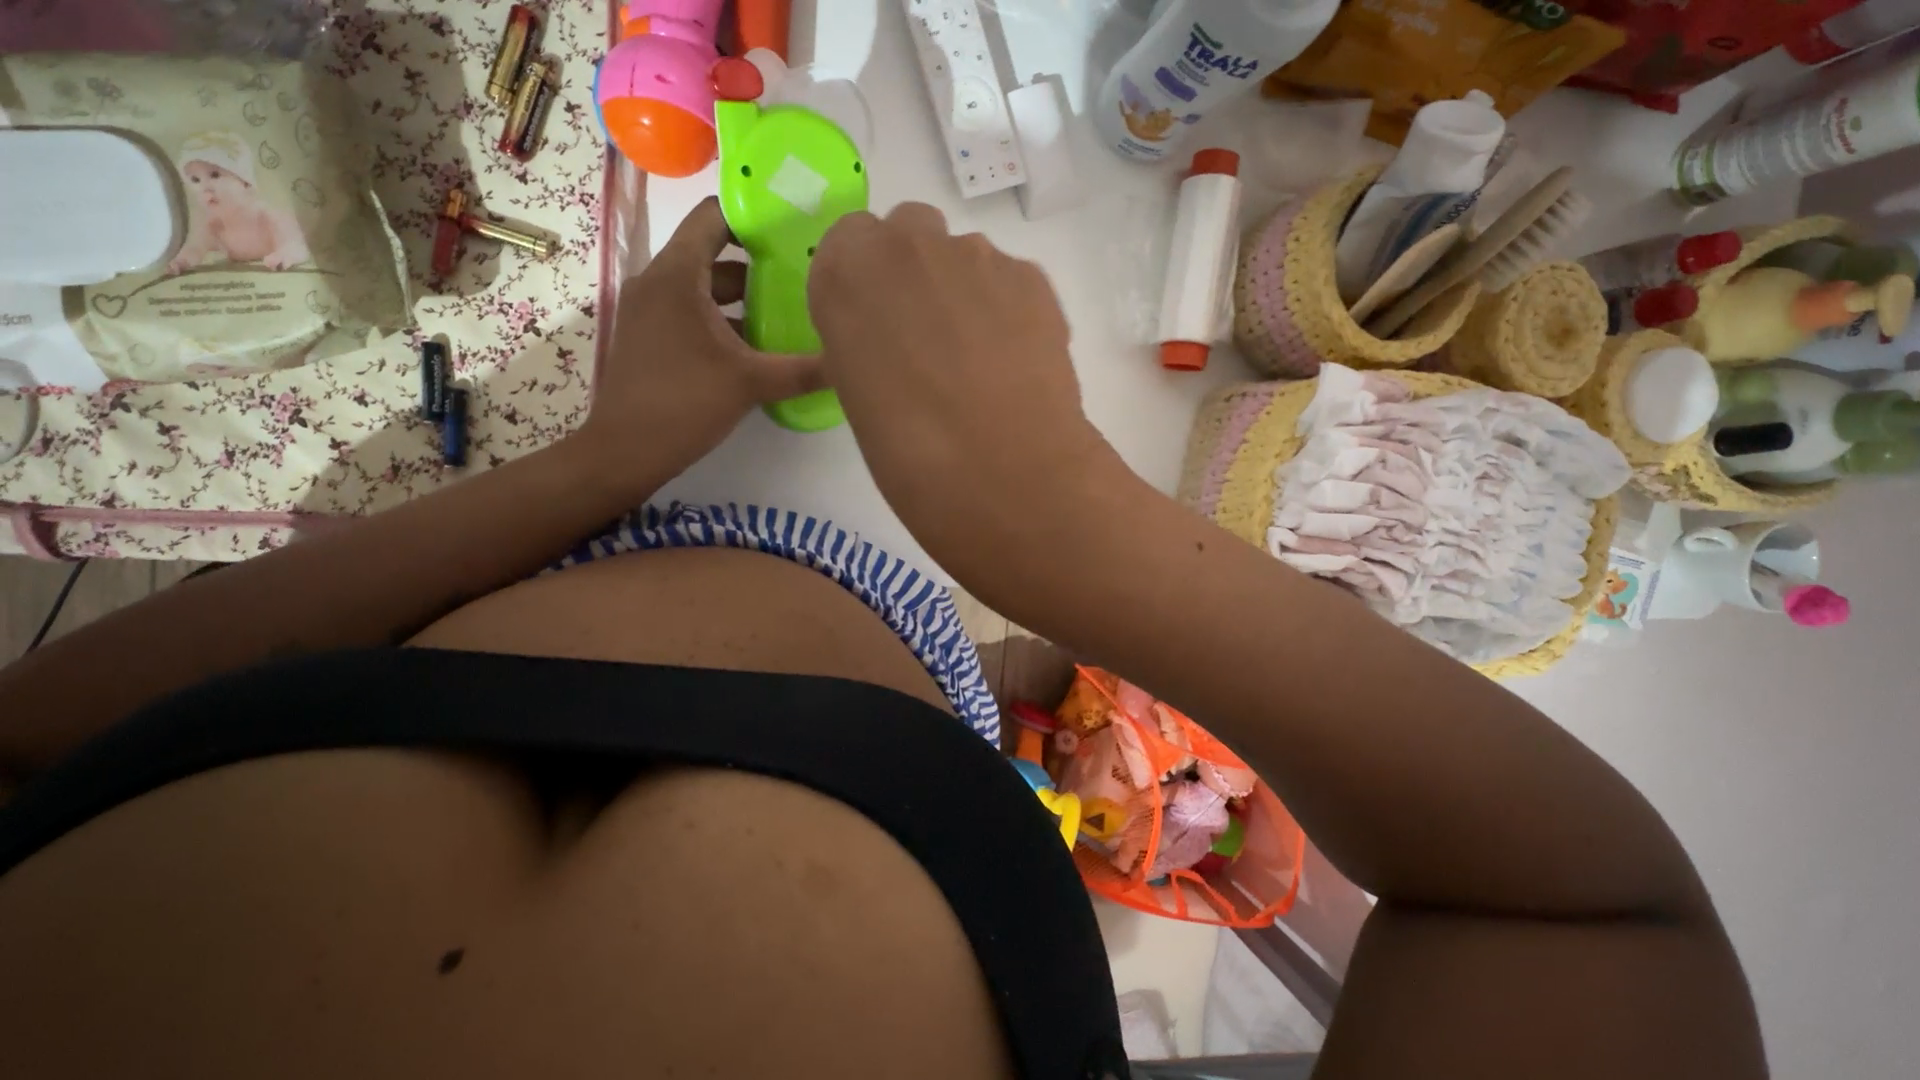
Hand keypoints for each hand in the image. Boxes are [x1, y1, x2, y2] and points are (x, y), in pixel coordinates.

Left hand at [575, 197, 822, 492]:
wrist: (624, 451)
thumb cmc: (683, 404)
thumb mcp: (751, 383)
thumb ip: (803, 369)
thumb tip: (850, 359)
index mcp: (676, 275)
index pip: (712, 216)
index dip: (752, 214)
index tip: (793, 224)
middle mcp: (657, 281)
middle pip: (711, 251)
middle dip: (758, 259)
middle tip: (803, 268)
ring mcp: (650, 309)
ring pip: (703, 285)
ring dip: (742, 294)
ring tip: (789, 307)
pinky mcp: (650, 335)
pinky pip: (691, 310)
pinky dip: (723, 317)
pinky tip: (758, 342)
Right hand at [809, 203, 1130, 584]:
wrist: (999, 467)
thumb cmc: (906, 446)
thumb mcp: (855, 387)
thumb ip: (864, 339)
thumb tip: (893, 340)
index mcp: (846, 270)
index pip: (849, 241)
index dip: (865, 279)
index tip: (876, 320)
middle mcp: (909, 244)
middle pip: (910, 231)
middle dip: (916, 269)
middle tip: (929, 334)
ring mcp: (976, 254)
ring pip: (966, 256)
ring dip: (967, 291)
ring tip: (982, 359)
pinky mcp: (1031, 277)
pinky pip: (1011, 281)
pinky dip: (1010, 310)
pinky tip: (1016, 362)